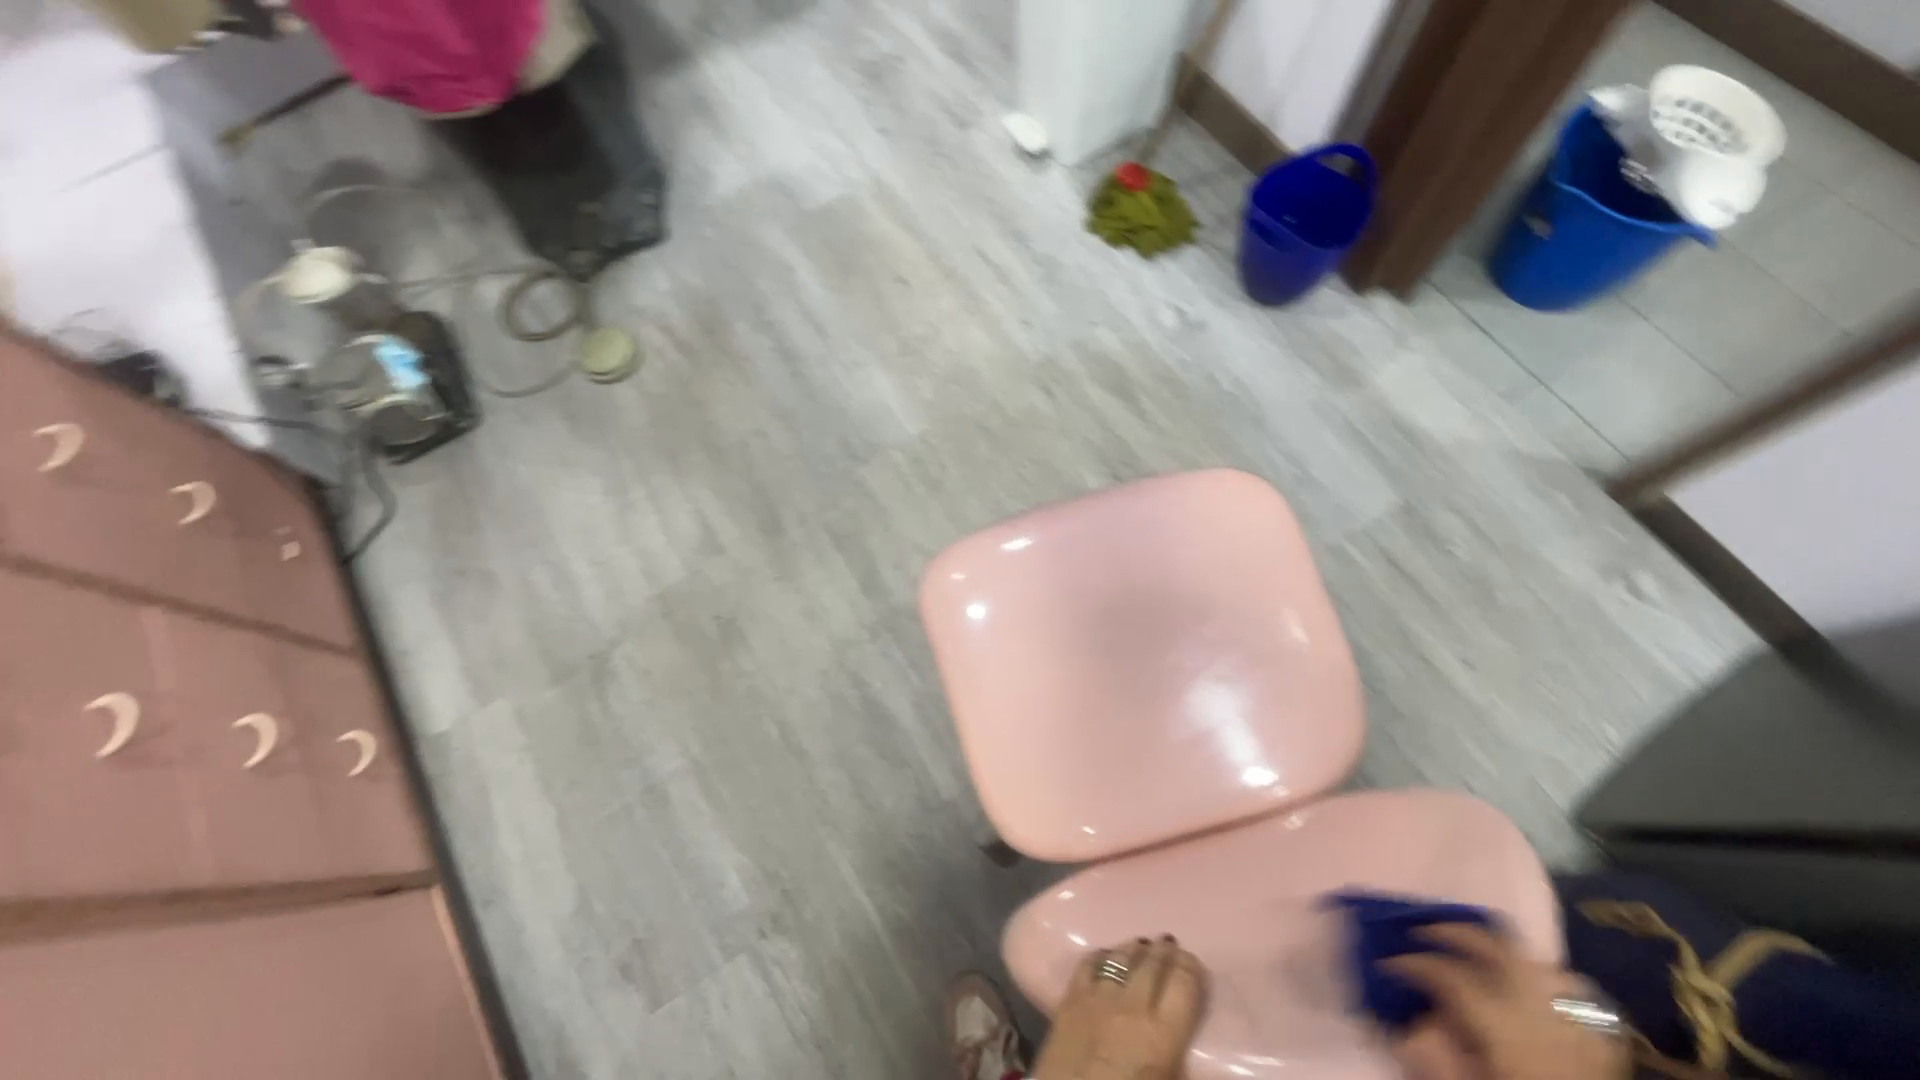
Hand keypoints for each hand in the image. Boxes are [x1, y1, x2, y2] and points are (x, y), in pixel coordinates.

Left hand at [1033, 936, 1207, 1079]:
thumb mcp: (1167, 1079)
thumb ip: (1176, 1055)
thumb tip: (1179, 1034)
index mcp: (1163, 1032)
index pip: (1184, 985)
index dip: (1190, 967)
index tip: (1192, 960)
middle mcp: (1133, 1005)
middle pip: (1152, 964)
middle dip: (1163, 950)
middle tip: (1168, 942)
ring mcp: (1098, 997)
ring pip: (1120, 958)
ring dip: (1134, 949)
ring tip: (1141, 944)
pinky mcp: (1069, 999)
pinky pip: (1087, 965)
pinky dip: (1099, 956)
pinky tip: (1104, 955)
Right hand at [1385, 924, 1629, 1079]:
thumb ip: (1437, 1057)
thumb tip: (1412, 1024)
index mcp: (1504, 1025)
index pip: (1448, 974)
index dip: (1413, 964)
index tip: (1388, 963)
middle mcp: (1542, 1009)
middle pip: (1495, 947)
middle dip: (1454, 932)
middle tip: (1422, 933)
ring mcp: (1577, 1020)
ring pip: (1536, 960)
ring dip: (1500, 950)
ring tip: (1474, 955)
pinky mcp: (1602, 1039)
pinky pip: (1572, 992)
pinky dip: (1544, 979)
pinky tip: (1529, 988)